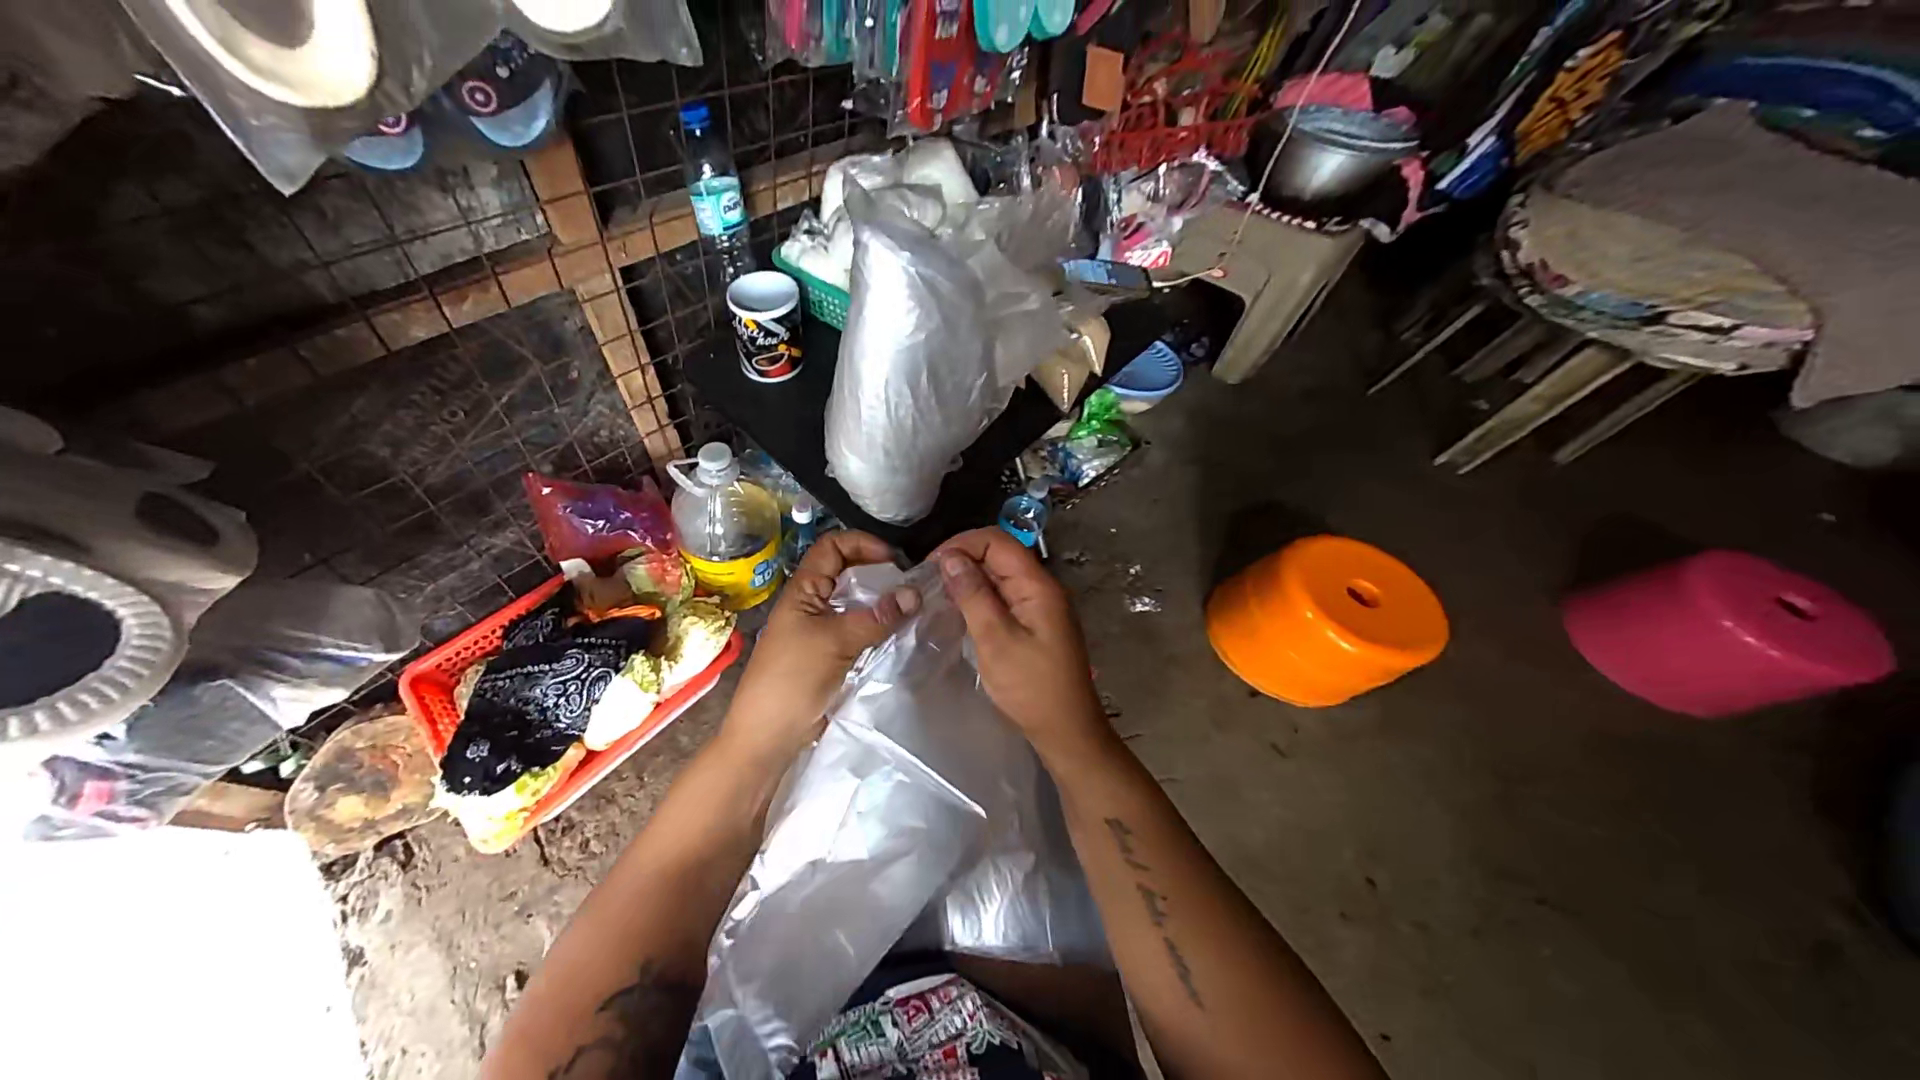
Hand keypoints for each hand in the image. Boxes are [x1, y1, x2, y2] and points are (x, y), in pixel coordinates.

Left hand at [724, 530, 918, 757]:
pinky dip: (880, 626)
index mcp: (804, 590)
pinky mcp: (832, 653)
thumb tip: (915, 593)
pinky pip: (860, 629)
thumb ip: (876, 617)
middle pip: (848, 572)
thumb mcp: (835, 642)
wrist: (768, 735)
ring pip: (857, 602)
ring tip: (912, 608)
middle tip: (911, 585)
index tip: (895, 560)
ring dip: (883, 601)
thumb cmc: (793, 679)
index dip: (863, 543)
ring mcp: (822, 629)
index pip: (833, 546)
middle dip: (879, 572)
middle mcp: (813, 603)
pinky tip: (900, 633)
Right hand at [932, 528, 1108, 756]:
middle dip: (962, 559)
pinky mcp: (1033, 622)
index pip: (998, 541)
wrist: (1066, 729)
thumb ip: (973, 596)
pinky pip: (1003, 596)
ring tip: (937, 595)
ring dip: (968, 579)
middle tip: (928, 582)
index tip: (931, 566)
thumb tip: (950, 558)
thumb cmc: (1031, 688)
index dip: (962, 544)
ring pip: (999, 575)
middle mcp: (1041, 588)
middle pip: (999, 554)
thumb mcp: (996, 640)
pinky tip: (958, 611)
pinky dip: (979, 597)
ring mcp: (1039, 606)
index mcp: (1038, 586)